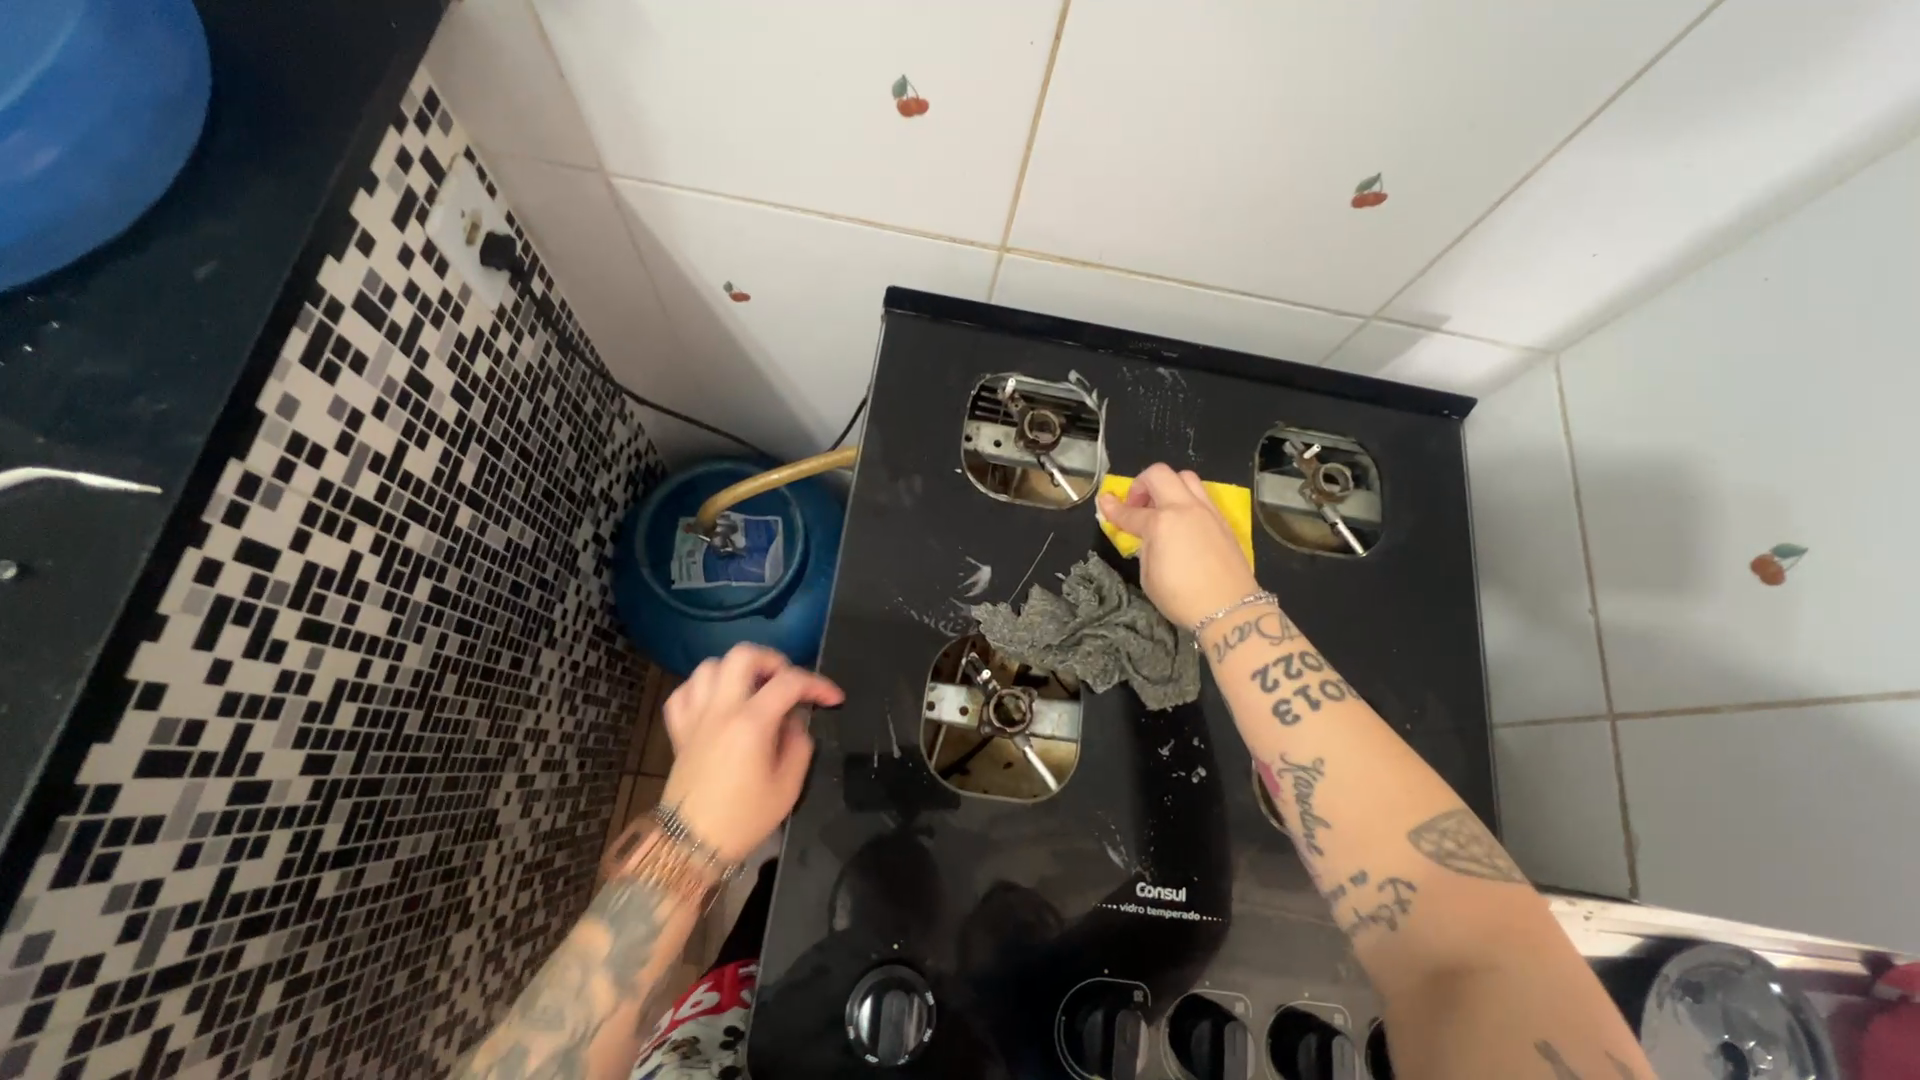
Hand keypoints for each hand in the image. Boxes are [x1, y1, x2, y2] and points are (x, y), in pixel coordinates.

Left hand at [659, 644, 844, 861]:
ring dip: (736, 671)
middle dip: (773, 661)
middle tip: (788, 682)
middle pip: (743, 655)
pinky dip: (703, 689)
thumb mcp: (788, 787)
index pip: (790, 682)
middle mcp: (721, 710)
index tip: (832, 698)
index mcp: (752, 723)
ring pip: (710, 667)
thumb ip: (799, 745)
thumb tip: (794, 724)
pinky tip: (718, 703)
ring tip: (754, 690)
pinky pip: (685, 692)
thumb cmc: (744, 818)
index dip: (817, 684)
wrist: (691, 845)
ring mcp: (695, 717)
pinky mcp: (678, 730)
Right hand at [1098, 463, 1260, 629]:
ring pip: (1185, 478)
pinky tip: (1183, 521)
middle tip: (1137, 505)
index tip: (1104, 503)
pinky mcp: (1222, 520)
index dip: (1113, 509)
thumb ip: (1145, 547)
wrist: (1229, 608)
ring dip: (1167, 486)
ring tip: (1162, 508)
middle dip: (1141, 484)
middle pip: (1159, 474)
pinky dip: (1186, 499)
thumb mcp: (1148, 576)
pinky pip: (1201, 495)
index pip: (1130, 513)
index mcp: (1160, 524)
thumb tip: (1147, 536)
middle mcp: (1184, 508)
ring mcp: (1207, 511)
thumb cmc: (1181, 598)